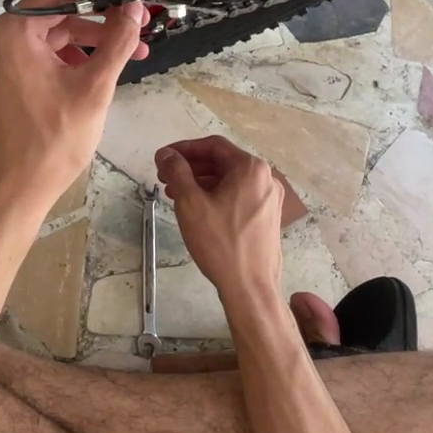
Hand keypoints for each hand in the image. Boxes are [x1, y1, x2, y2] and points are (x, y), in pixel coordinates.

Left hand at [0, 0, 148, 209]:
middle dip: (101, 20)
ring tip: (129, 53)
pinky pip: (43, 54)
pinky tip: (101, 70)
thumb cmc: (48, 145)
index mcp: (14, 33)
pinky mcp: (7, 76)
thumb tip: (134, 11)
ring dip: (91, 40)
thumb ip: (117, 42)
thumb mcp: (94, 87)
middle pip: (59, 11)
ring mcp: (1, 58)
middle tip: (137, 27)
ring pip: (54, 34)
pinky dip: (73, 58)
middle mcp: (1, 39)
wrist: (18, 187)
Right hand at [156, 136, 283, 304]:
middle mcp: (266, 178)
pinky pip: (238, 196)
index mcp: (251, 168)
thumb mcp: (191, 203)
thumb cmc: (220, 243)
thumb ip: (177, 172)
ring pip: (230, 180)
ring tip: (175, 195)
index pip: (213, 145)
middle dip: (191, 167)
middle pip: (222, 162)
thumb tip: (166, 154)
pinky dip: (216, 196)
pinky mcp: (268, 217)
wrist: (250, 287)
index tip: (162, 158)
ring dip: (201, 182)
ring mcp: (270, 199)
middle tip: (164, 177)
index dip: (184, 149)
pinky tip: (197, 209)